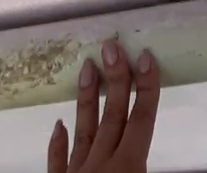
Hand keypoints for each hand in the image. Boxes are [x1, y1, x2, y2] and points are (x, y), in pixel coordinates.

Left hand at [46, 38, 159, 172]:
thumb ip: (146, 166)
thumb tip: (149, 141)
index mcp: (127, 169)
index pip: (141, 121)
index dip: (146, 88)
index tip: (146, 57)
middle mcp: (101, 165)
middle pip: (112, 116)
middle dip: (115, 79)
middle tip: (111, 46)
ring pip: (84, 130)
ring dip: (87, 98)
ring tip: (87, 66)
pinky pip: (57, 162)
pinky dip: (58, 142)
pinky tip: (58, 124)